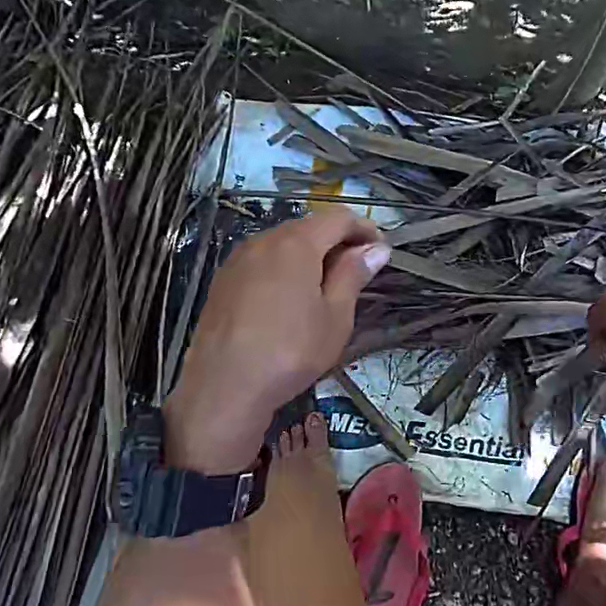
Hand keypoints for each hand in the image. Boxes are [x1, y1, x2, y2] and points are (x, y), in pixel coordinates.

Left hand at [166, 209, 388, 472]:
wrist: (224, 387)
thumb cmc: (291, 352)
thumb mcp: (335, 317)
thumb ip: (353, 275)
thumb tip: (376, 249)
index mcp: (296, 244)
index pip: (338, 218)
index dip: (365, 228)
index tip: (382, 250)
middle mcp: (264, 241)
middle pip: (308, 227)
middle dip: (338, 241)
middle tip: (359, 270)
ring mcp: (239, 259)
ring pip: (283, 244)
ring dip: (311, 254)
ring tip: (328, 285)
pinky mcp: (224, 280)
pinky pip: (263, 261)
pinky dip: (285, 268)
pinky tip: (292, 297)